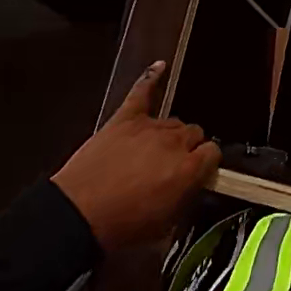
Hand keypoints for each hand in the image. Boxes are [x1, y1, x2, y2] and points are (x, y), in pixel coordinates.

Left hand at [53, 61, 220, 251]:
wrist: (77, 215)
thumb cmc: (121, 225)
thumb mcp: (165, 224)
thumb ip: (185, 198)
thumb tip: (191, 186)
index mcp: (188, 169)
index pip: (213, 153)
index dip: (206, 164)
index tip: (200, 172)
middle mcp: (173, 142)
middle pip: (195, 133)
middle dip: (190, 148)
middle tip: (175, 164)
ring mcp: (148, 127)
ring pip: (173, 120)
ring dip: (171, 133)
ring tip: (158, 148)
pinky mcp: (124, 118)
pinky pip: (142, 91)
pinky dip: (151, 77)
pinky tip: (159, 66)